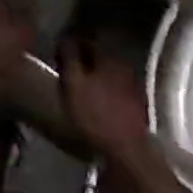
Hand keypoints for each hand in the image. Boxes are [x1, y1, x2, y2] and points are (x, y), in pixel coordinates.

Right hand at [59, 37, 149, 160]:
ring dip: (91, 76)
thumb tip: (64, 39)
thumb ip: (68, 56)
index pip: (85, 39)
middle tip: (64, 73)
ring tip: (76, 89)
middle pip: (97, 55)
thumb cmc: (94, 115)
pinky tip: (93, 103)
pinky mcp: (136, 105)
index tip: (55, 57)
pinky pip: (114, 89)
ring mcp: (132, 85)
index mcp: (108, 56)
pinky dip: (102, 91)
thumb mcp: (72, 82)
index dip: (68, 45)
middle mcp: (123, 65)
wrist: (127, 153)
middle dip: (80, 60)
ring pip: (106, 72)